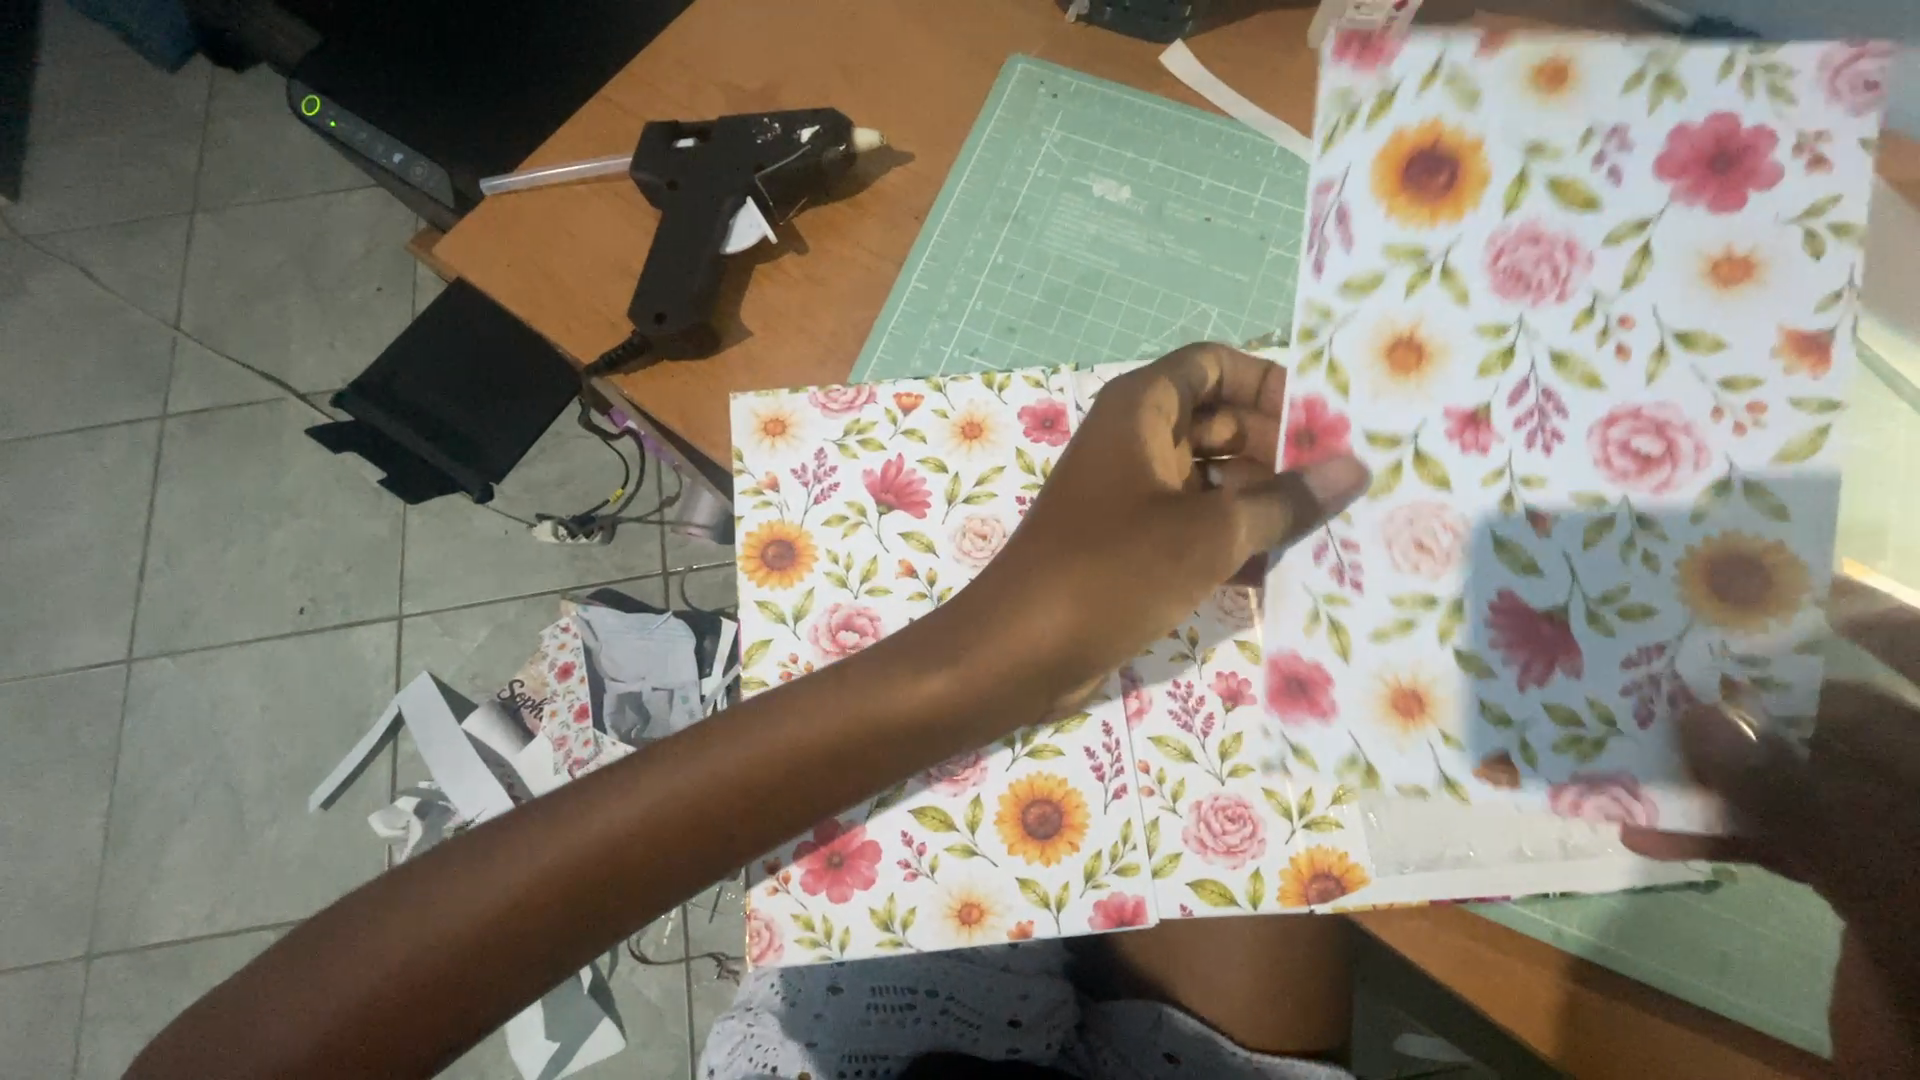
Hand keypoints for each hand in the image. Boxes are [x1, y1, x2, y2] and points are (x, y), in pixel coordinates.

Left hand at [956, 342, 1368, 704]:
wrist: (1019, 649)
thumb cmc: (1111, 571)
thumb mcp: (1208, 534)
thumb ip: (1283, 500)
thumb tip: (1353, 468)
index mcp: (1141, 410)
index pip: (1213, 365)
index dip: (1268, 383)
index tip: (1324, 421)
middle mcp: (1134, 442)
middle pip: (1219, 423)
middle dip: (1278, 451)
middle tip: (1344, 486)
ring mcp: (1130, 495)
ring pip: (1211, 480)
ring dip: (1262, 504)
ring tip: (1330, 532)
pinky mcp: (1130, 544)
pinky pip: (1192, 526)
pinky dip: (1231, 541)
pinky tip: (1281, 572)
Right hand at [1622, 578, 1919, 1071]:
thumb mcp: (1894, 884)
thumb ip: (1801, 802)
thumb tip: (1697, 720)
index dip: (1863, 616)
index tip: (1759, 590)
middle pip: (1847, 724)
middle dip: (1745, 707)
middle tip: (1651, 675)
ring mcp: (1906, 841)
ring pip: (1805, 783)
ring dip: (1715, 774)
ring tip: (1629, 750)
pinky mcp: (1873, 886)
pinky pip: (1790, 843)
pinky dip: (1721, 837)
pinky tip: (1651, 835)